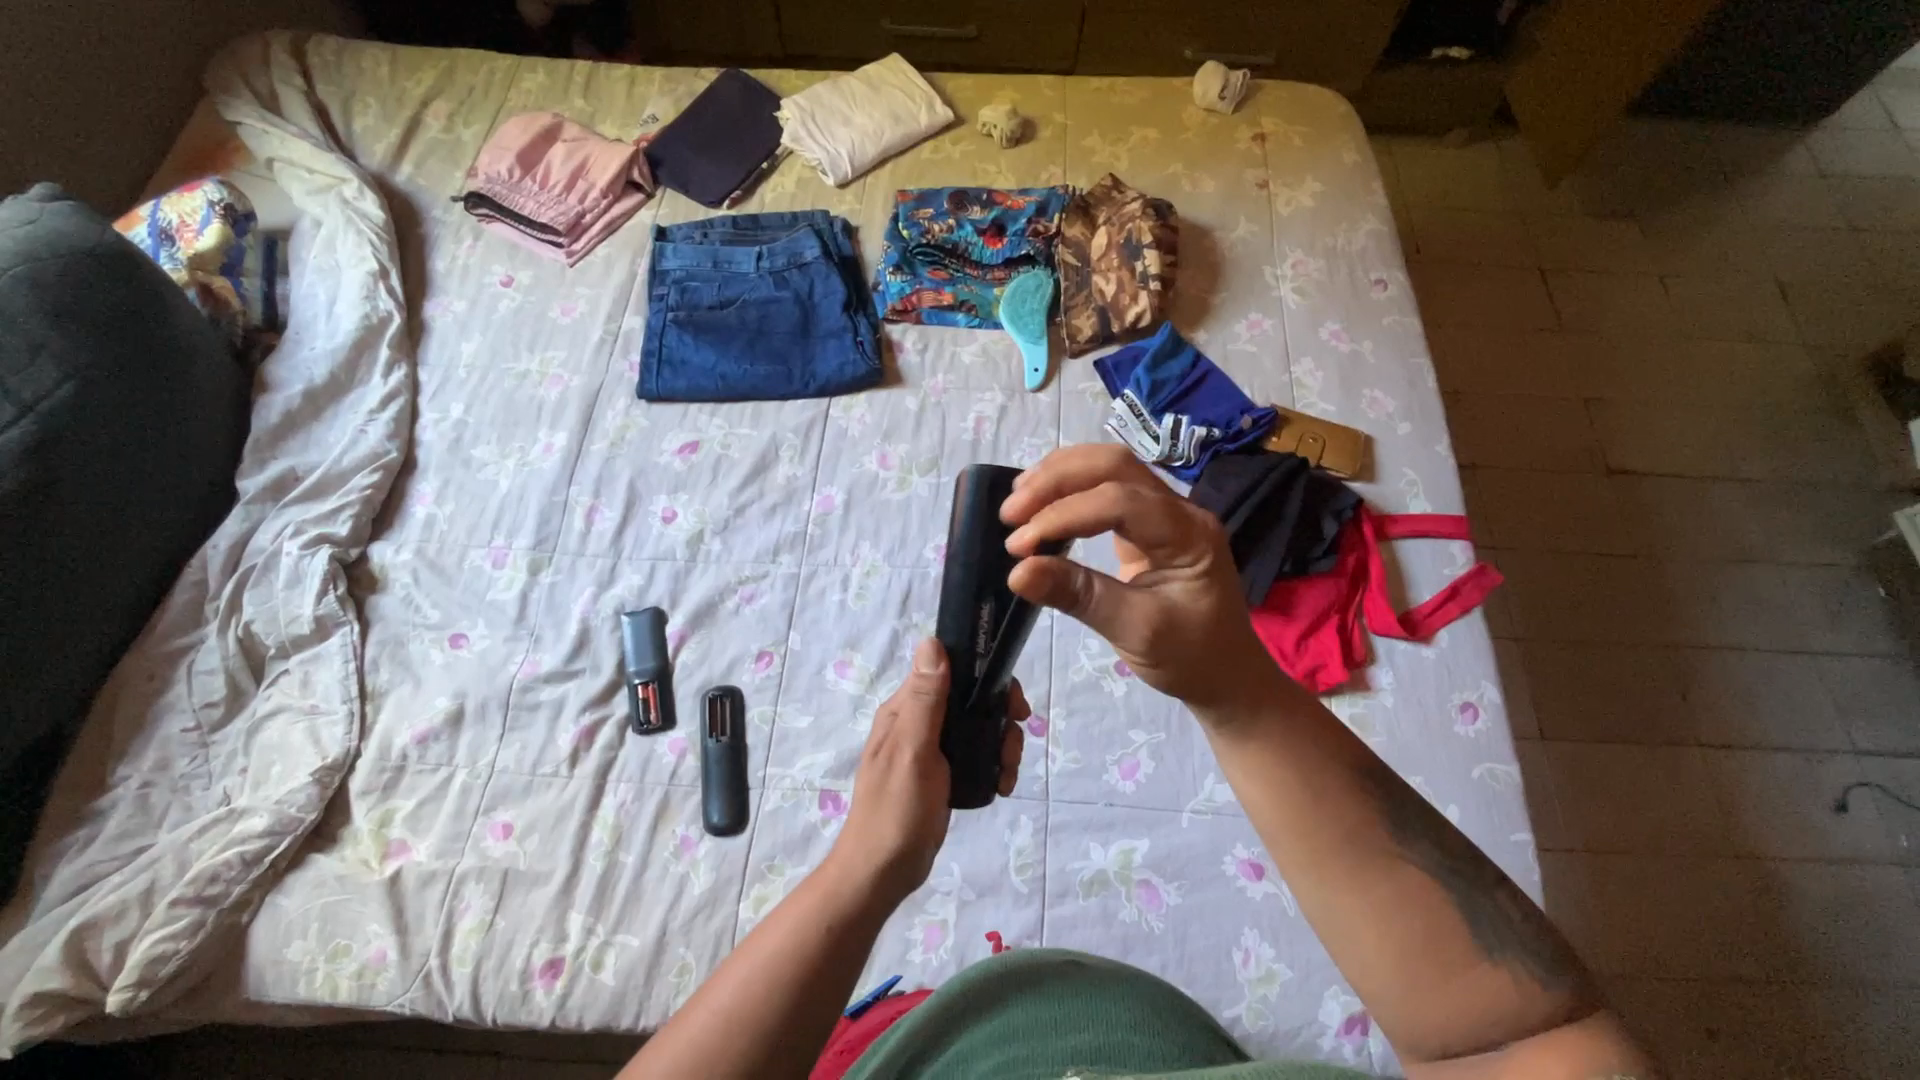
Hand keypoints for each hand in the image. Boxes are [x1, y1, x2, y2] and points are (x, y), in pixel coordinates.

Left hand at [826, 639, 1026, 904]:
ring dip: (1002, 744)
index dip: (984, 676)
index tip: (1011, 701)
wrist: (886, 872)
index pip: (949, 670)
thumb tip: (932, 641)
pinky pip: (976, 755)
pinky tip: (1002, 784)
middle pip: (970, 700)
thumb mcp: (912, 750)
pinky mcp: (943, 774)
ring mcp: (930, 749)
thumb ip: (924, 699)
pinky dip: (994, 764)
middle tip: (1014, 744)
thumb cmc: (896, 810)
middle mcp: (917, 722)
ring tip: (1008, 772)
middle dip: (1000, 717)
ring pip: (978, 728)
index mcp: (904, 709)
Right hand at [1001, 444, 1282, 711]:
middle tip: (1010, 513)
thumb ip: (1080, 596)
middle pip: (1114, 465)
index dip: (1064, 515)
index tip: (1019, 546)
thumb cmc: (1189, 657)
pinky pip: (1106, 489)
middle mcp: (1179, 510)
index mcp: (1188, 534)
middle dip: (1057, 479)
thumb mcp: (1135, 632)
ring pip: (1109, 468)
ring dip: (1059, 478)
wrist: (1226, 676)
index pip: (1120, 501)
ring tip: (1016, 504)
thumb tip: (1017, 572)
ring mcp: (1164, 513)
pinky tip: (1039, 508)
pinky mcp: (1147, 524)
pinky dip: (1068, 492)